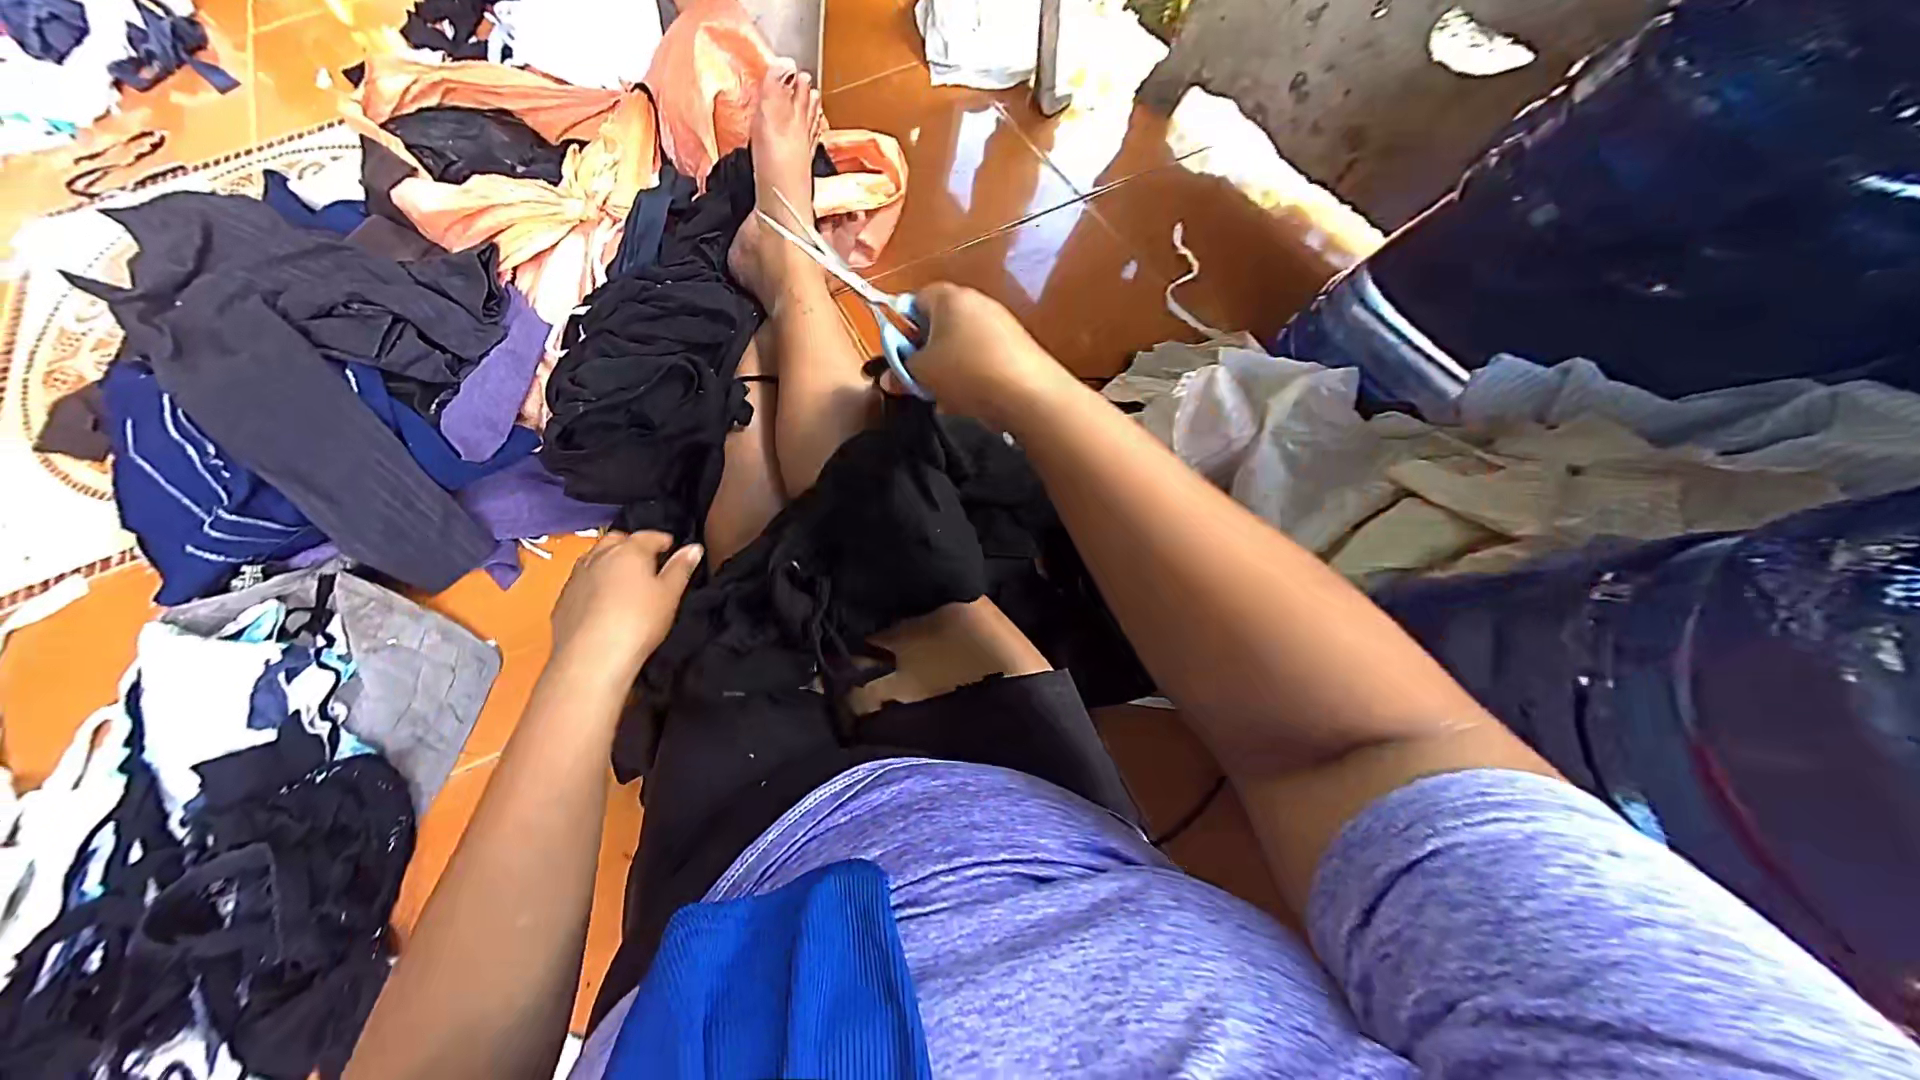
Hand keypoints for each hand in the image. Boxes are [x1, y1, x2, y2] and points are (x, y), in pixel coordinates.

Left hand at [549, 531, 702, 685]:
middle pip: (616, 540)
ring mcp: (576, 577)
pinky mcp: (563, 599)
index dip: (663, 540)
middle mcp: (599, 557)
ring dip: (609, 560)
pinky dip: (593, 581)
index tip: (671, 547)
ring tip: (624, 577)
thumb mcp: (670, 594)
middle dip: (632, 544)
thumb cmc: (639, 621)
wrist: (593, 656)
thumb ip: (681, 568)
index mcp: (628, 551)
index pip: (648, 535)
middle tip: (647, 560)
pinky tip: (603, 599)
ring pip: (594, 557)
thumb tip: (693, 548)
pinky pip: (581, 580)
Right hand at [887, 283, 1075, 431]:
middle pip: (939, 324)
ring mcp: (1001, 322)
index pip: (913, 301)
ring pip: (961, 345)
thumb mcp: (922, 374)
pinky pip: (984, 358)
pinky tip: (974, 399)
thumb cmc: (965, 372)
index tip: (900, 358)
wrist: (1029, 393)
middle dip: (927, 353)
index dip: (901, 328)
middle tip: (922, 381)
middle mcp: (976, 300)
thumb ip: (901, 372)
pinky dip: (975, 376)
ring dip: (950, 369)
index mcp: (948, 295)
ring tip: (949, 397)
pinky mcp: (1019, 346)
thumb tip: (887, 378)